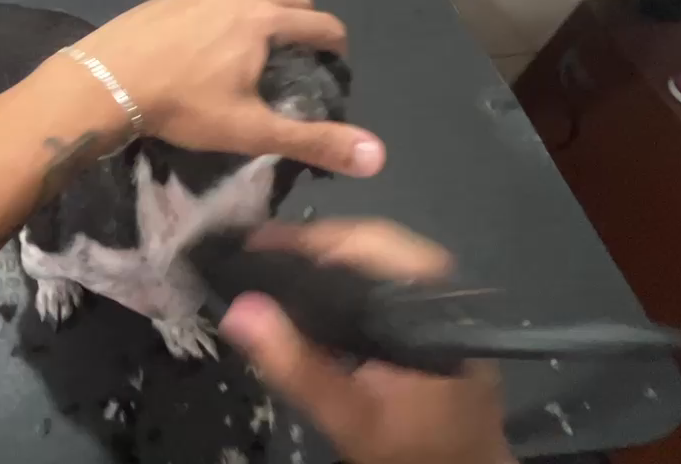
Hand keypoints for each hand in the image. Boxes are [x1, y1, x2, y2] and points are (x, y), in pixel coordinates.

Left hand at [61, 0, 382, 176]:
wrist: (104, 80)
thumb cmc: (182, 104)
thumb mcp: (251, 129)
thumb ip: (315, 141)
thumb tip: (379, 156)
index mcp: (263, 17)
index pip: (322, 24)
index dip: (337, 49)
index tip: (332, 72)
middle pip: (289, 1)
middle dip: (304, 26)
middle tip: (298, 62)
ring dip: (263, 16)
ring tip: (255, 53)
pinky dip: (225, 14)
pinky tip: (206, 44)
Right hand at [219, 220, 515, 463]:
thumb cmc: (412, 450)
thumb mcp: (348, 416)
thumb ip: (296, 366)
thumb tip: (238, 311)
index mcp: (432, 306)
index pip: (366, 241)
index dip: (307, 238)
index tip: (255, 244)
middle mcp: (443, 292)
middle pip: (367, 241)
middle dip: (310, 244)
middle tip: (257, 255)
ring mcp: (441, 302)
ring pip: (373, 254)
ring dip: (322, 258)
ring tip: (273, 267)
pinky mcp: (431, 316)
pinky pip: (380, 275)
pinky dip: (340, 276)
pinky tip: (309, 292)